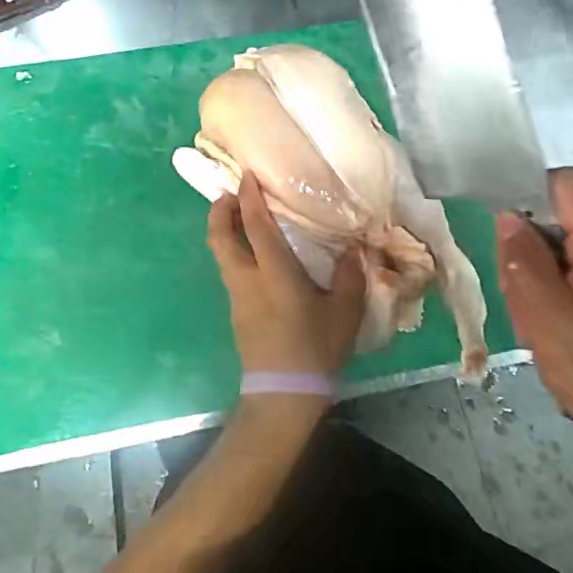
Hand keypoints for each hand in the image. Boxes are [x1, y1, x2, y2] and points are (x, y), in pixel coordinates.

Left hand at [208, 173, 365, 377]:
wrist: (283, 396)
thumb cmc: (315, 348)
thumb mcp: (344, 311)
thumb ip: (348, 276)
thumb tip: (352, 250)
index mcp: (274, 274)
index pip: (255, 227)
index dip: (249, 199)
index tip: (246, 176)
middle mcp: (248, 280)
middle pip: (220, 239)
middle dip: (220, 212)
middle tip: (230, 193)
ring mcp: (238, 299)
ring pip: (222, 256)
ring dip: (226, 232)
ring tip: (243, 219)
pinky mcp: (238, 314)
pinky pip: (231, 272)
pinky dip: (235, 253)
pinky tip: (257, 257)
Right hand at [496, 168, 572, 476]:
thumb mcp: (551, 330)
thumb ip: (525, 267)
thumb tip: (509, 217)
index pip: (568, 182)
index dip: (531, 196)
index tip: (512, 242)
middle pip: (572, 213)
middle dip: (539, 246)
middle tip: (527, 301)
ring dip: (555, 269)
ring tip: (550, 322)